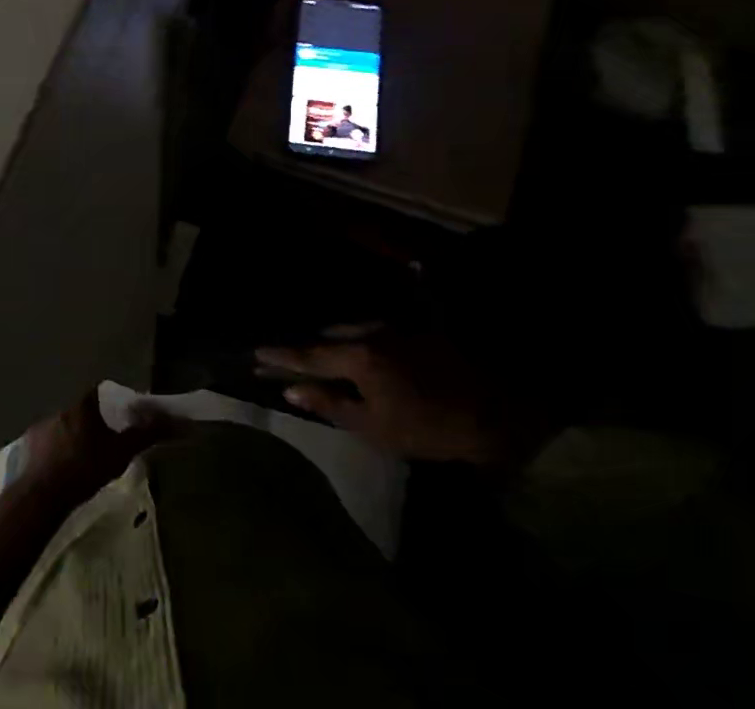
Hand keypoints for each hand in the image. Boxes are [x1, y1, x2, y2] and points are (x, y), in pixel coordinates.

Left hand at [18, 390, 172, 505]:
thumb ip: (147, 434)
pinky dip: (56, 452)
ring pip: (63, 427)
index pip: (99, 393)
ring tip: (84, 460)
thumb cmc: (85, 469)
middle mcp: (59, 410)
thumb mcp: (121, 453)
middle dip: (93, 424)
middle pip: (82, 410)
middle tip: (105, 443)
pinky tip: (62, 469)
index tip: (121, 419)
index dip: (112, 403)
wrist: (43, 495)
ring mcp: (41, 427)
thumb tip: (178, 420)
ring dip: (73, 438)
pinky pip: (47, 443)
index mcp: (82, 407)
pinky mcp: (28, 446)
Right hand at [256, 327, 534, 463]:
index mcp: (357, 358)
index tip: (255, 354)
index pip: (307, 356)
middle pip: (327, 336)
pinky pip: (375, 327)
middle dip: (304, 346)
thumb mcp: (374, 427)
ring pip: (351, 328)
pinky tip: (357, 333)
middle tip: (283, 355)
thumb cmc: (430, 427)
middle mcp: (370, 333)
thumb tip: (290, 390)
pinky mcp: (415, 329)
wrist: (499, 411)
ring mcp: (395, 327)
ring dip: (330, 338)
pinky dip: (358, 333)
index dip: (279, 357)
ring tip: (315, 347)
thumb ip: (329, 405)